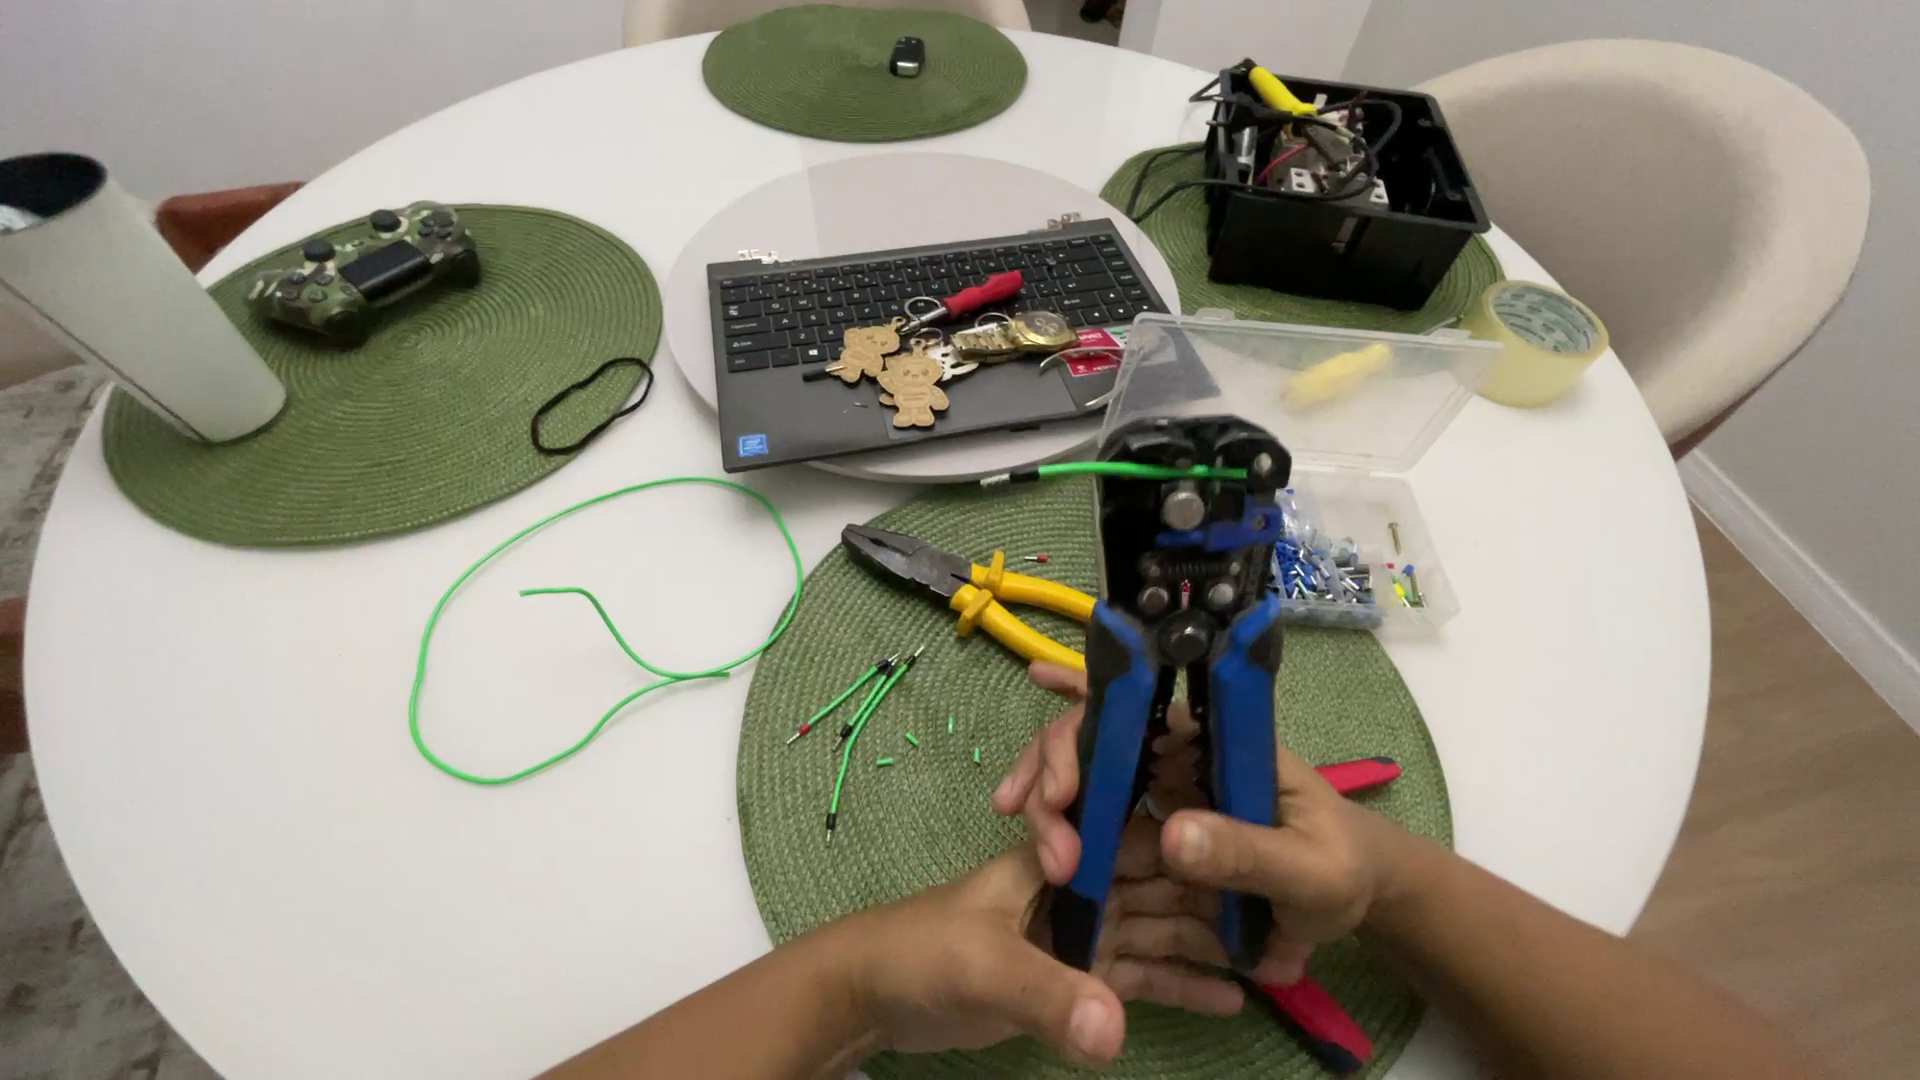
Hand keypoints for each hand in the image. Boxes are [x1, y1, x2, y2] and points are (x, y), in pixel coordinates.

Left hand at [845, 837, 1241, 1066]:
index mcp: (1061, 862)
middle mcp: (1079, 889)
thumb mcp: (985, 966)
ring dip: (1207, 949)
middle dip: (1216, 905)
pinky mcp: (1072, 977)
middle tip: (1289, 927)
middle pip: (1160, 892)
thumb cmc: (926, 951)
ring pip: (1156, 935)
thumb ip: (1048, 995)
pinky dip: (1178, 988)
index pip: (1139, 847)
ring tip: (1275, 965)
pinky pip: (1136, 978)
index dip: (1197, 855)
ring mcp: (1078, 934)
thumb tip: (1118, 1036)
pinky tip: (1228, 1001)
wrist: (878, 989)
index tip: (1264, 871)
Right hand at [994, 661, 1400, 985]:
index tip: (1058, 783)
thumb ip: (1250, 852)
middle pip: (1099, 730)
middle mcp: (1181, 743)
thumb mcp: (1309, 871)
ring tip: (1010, 816)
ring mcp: (1162, 773)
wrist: (1350, 893)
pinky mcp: (1152, 807)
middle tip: (1039, 833)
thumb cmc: (1339, 869)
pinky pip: (1093, 792)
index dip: (1086, 726)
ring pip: (1085, 757)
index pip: (1141, 709)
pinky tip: (1018, 799)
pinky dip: (1054, 794)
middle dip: (1055, 769)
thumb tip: (1170, 833)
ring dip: (1043, 784)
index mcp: (1217, 737)